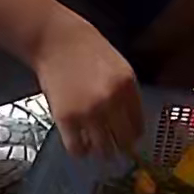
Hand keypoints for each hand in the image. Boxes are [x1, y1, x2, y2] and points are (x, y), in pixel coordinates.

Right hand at [28, 11, 143, 158]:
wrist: (55, 40)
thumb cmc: (87, 51)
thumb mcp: (118, 68)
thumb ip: (127, 95)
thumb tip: (131, 126)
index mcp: (127, 87)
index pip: (138, 127)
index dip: (133, 137)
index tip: (128, 140)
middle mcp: (110, 101)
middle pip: (122, 142)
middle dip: (119, 148)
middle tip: (113, 149)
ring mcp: (88, 112)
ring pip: (102, 149)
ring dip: (100, 152)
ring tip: (96, 148)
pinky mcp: (66, 119)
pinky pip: (77, 148)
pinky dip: (80, 152)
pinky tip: (80, 146)